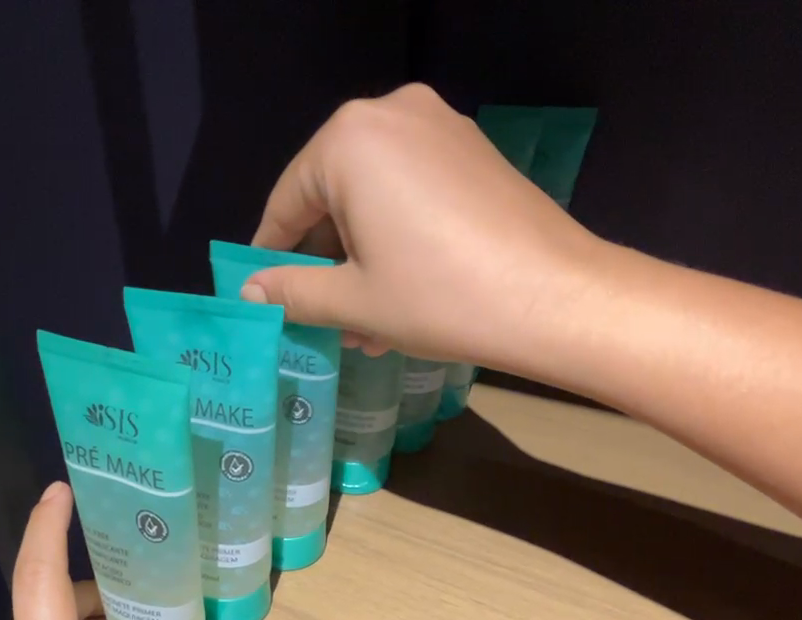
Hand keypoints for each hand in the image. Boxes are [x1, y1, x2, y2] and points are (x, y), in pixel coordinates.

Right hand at [240, 84, 604, 381]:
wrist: (552, 297)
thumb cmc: (436, 296)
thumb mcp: (351, 300)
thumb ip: (291, 291)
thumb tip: (250, 293)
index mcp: (350, 140)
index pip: (286, 203)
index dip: (269, 256)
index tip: (262, 296)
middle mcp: (392, 114)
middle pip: (331, 197)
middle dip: (324, 262)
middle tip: (320, 317)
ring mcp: (440, 127)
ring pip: (373, 199)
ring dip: (360, 259)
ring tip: (362, 323)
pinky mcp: (473, 152)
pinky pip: (410, 193)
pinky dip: (395, 239)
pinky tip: (399, 294)